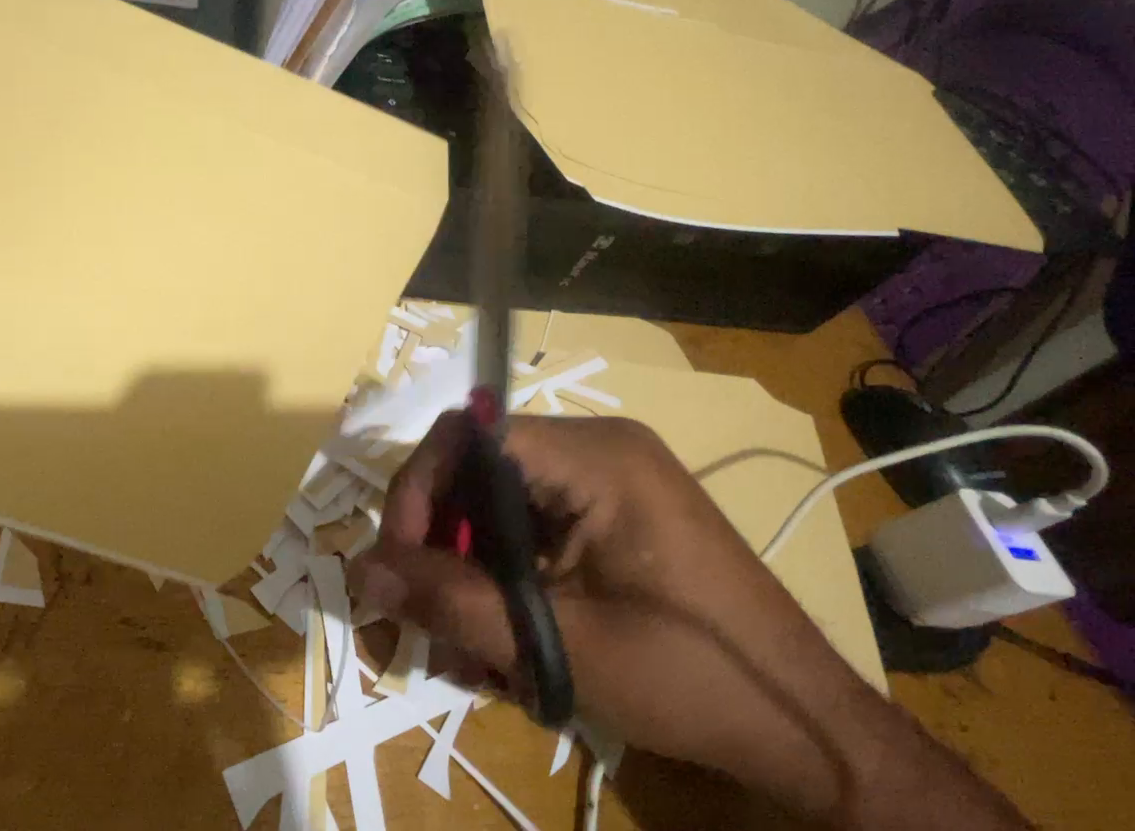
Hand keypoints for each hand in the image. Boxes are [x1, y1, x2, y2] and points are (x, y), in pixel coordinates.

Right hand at [351, 413, 1026, 828]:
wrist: (809, 733)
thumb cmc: (691, 677)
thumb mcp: (556, 644)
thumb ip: (450, 598)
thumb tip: (358, 570)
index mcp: (595, 457)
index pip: (467, 436)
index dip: (417, 490)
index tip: (401, 563)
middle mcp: (599, 452)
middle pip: (477, 474)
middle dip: (440, 547)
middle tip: (427, 619)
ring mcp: (609, 486)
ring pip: (497, 511)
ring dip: (469, 576)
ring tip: (469, 653)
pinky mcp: (612, 522)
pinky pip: (530, 535)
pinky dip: (504, 584)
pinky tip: (505, 646)